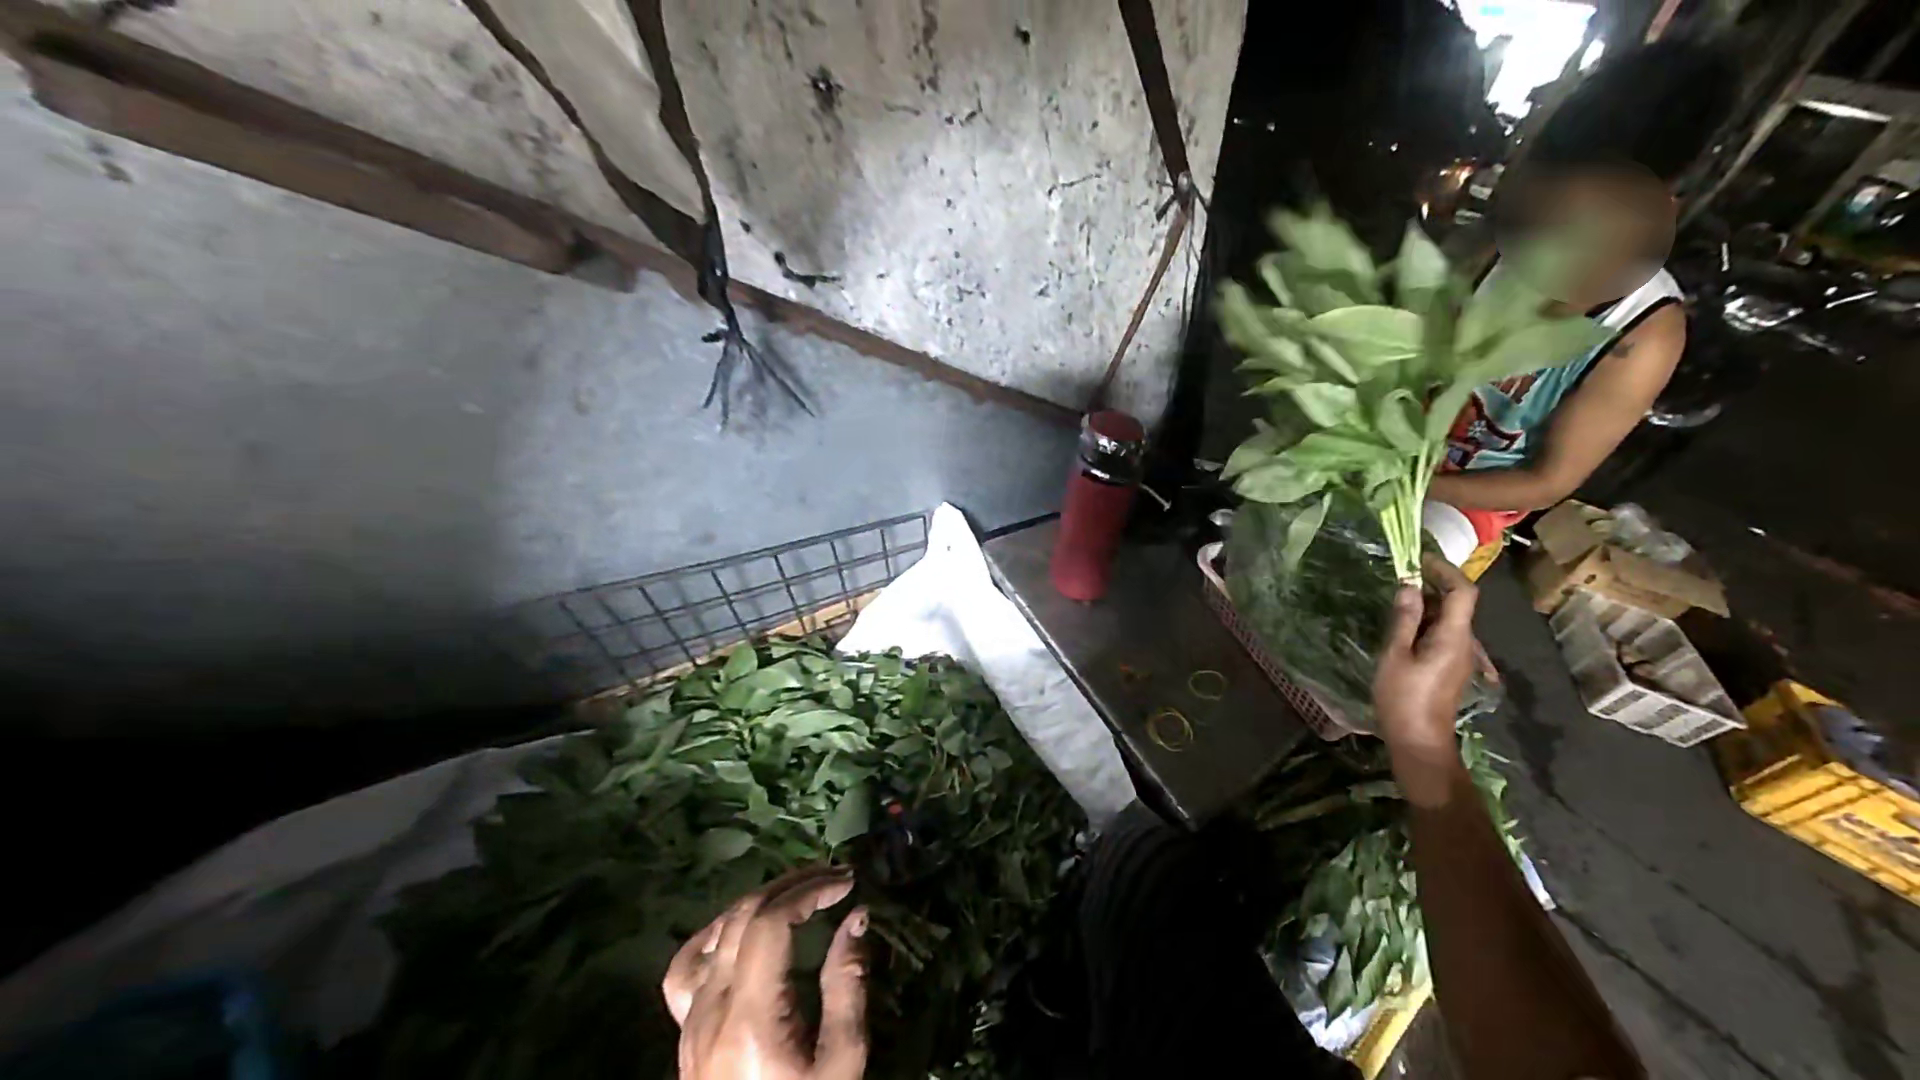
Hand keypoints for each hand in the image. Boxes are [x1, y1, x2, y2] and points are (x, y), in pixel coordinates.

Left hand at [663, 866, 868, 1079]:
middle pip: (744, 915)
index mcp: (750, 1017)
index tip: (846, 883)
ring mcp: (690, 1020)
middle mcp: (711, 1009)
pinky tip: (741, 929)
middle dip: (792, 885)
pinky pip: (688, 967)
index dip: (808, 890)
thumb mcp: (841, 1062)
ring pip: (716, 931)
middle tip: (833, 879)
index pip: (770, 923)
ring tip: (799, 895)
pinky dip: (716, 934)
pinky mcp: (684, 1031)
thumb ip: (848, 985)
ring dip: (761, 900)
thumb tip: (856, 917)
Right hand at [1373, 555, 1480, 802]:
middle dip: (1431, 584)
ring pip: (1449, 618)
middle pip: (1457, 603)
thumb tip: (1408, 586)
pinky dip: (1425, 620)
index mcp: (1454, 636)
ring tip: (1394, 598)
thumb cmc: (1403, 697)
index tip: (1418, 559)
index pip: (1463, 592)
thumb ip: (1403, 619)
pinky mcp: (1449, 665)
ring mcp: (1460, 655)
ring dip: (1426, 603)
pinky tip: (1401, 625)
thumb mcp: (1395, 655)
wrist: (1419, 739)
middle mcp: (1465, 642)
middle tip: (1397, 575)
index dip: (1445, 570)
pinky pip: (1442, 633)